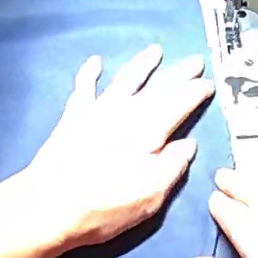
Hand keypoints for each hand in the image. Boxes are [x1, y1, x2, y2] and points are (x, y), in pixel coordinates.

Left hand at [1, 45, 213, 252]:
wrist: (49, 205)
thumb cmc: (105, 206)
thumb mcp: (151, 196)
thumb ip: (173, 166)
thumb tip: (188, 144)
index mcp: (149, 130)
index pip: (180, 103)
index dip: (196, 92)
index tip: (209, 84)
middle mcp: (126, 112)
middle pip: (158, 87)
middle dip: (179, 73)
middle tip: (195, 61)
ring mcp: (98, 110)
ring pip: (125, 79)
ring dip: (142, 64)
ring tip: (155, 51)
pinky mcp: (74, 116)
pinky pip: (85, 87)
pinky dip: (90, 73)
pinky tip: (96, 62)